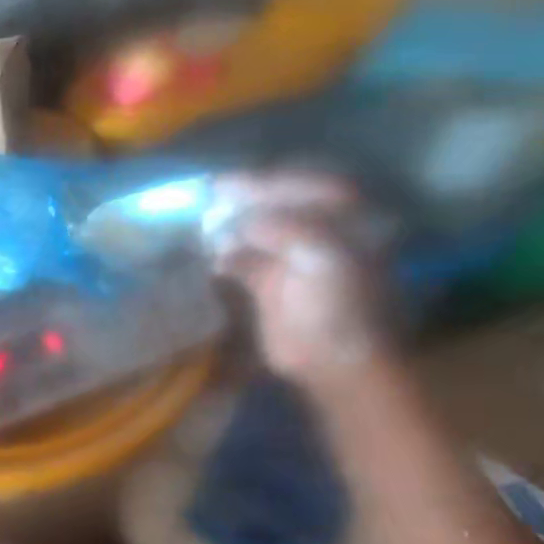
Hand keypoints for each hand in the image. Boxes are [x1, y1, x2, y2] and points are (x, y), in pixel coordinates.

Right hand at [207, 171, 392, 381]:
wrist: (338, 359)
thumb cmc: (341, 303)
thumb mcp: (321, 252)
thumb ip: (282, 228)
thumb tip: (236, 225)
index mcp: (339, 214)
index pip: (296, 185)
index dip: (260, 184)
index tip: (222, 186)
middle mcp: (314, 230)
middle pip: (271, 206)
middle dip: (239, 205)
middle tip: (207, 205)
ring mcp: (290, 258)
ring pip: (253, 232)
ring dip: (228, 231)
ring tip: (202, 230)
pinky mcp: (269, 287)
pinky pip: (242, 263)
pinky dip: (224, 258)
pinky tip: (209, 257)